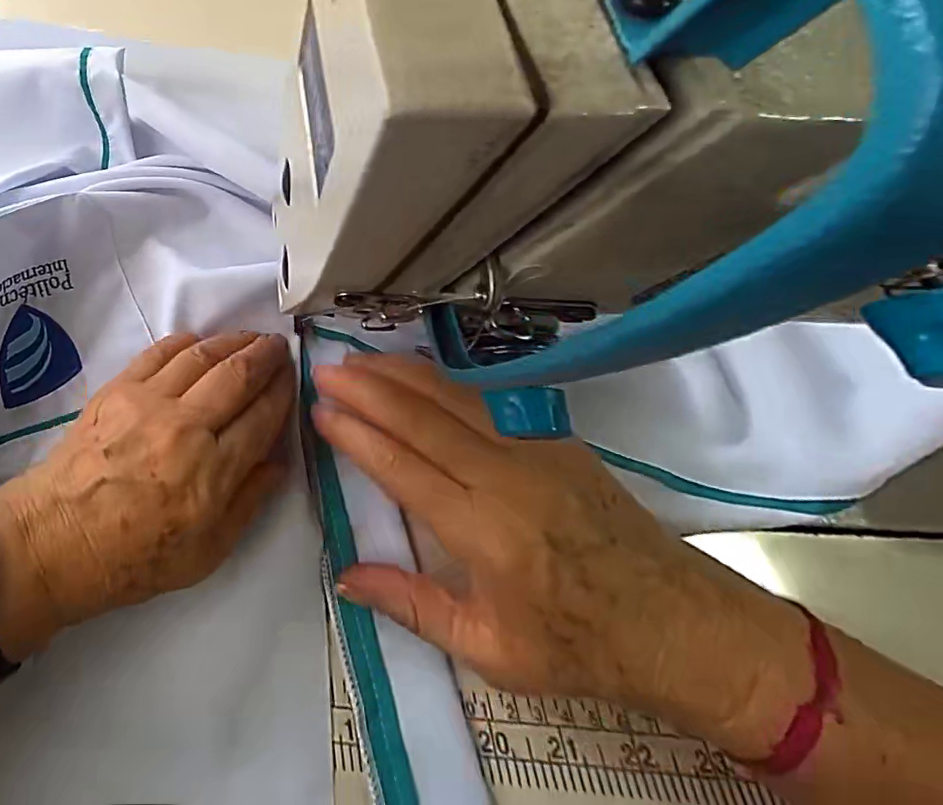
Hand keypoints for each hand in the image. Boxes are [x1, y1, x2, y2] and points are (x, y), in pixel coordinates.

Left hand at [0, 332, 294, 659]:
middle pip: (235, 375)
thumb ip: (249, 501)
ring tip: (246, 338)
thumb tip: (279, 460)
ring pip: (198, 357)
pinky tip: (197, 341)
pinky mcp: (114, 390)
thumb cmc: (135, 557)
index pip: (262, 417)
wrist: (60, 535)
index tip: (293, 379)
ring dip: (229, 342)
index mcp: (213, 469)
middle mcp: (184, 425)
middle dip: (264, 356)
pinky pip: (156, 354)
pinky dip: (182, 342)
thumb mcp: (208, 551)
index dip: (282, 393)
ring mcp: (146, 402)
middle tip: (277, 347)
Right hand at [311, 353, 810, 756]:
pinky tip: (413, 370)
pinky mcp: (558, 444)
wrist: (695, 633)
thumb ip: (411, 606)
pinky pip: (486, 400)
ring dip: (398, 375)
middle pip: (422, 421)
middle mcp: (508, 483)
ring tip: (356, 360)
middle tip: (323, 371)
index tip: (319, 412)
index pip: (402, 468)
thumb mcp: (492, 652)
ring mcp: (538, 455)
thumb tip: (343, 578)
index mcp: (485, 534)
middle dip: (366, 391)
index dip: (356, 436)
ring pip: (453, 400)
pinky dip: (440, 379)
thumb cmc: (584, 647)